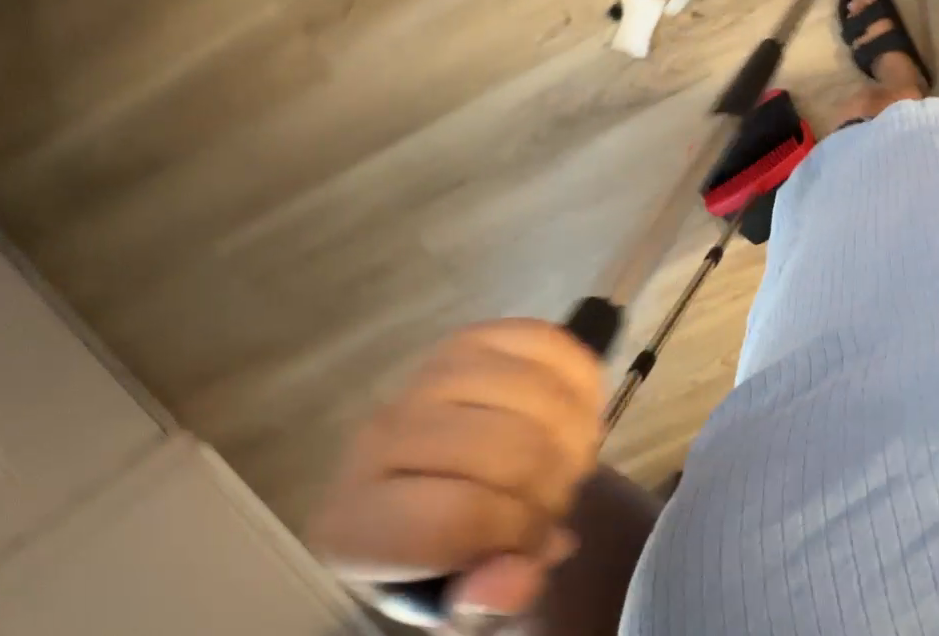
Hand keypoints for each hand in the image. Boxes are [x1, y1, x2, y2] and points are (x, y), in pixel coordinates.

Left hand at [308, 320, 605, 621]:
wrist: (466, 484)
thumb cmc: (463, 553)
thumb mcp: (471, 603)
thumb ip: (487, 604)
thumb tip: (512, 577)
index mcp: (356, 522)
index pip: (454, 517)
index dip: (516, 530)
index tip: (532, 542)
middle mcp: (379, 437)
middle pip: (504, 448)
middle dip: (553, 481)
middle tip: (557, 499)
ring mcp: (429, 375)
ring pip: (535, 393)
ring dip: (574, 431)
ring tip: (569, 458)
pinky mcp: (477, 335)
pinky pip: (550, 343)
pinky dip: (581, 381)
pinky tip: (576, 411)